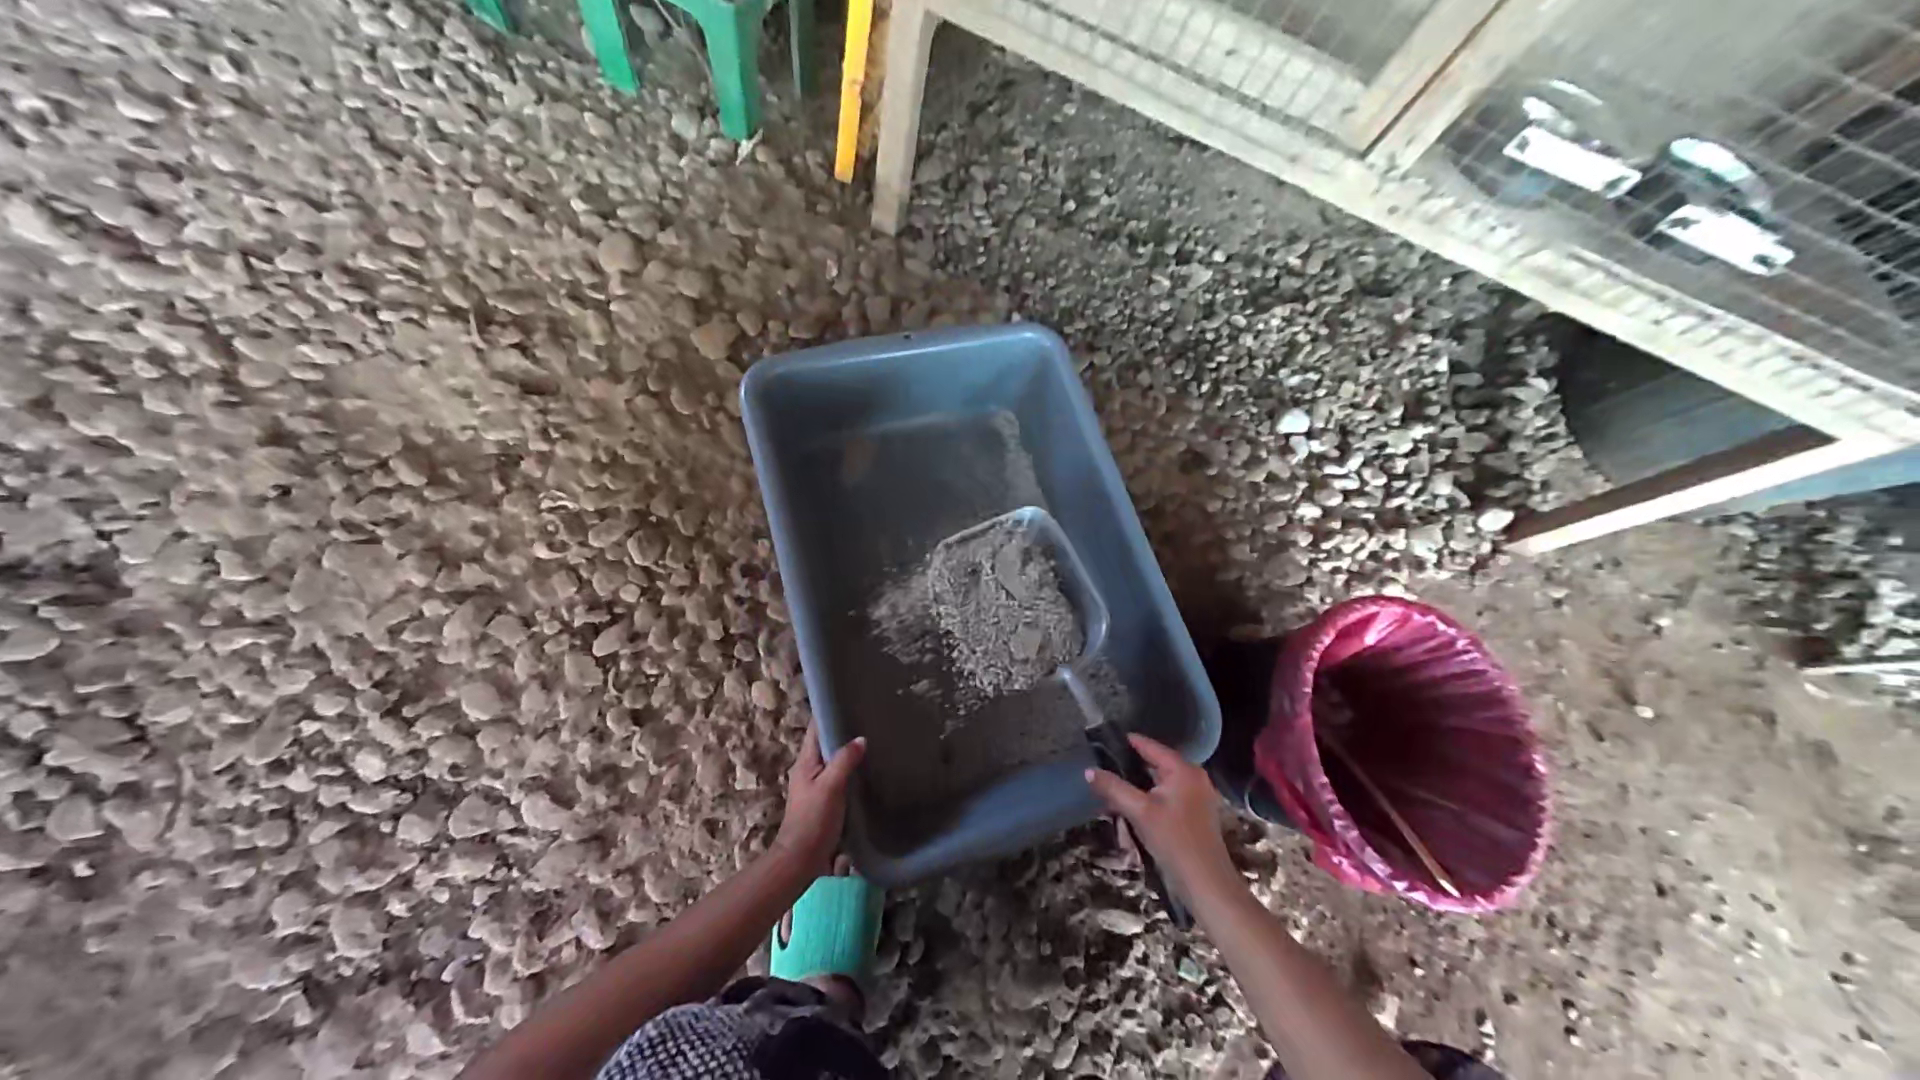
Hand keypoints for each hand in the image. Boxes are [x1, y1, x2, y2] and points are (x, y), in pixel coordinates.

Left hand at [772, 724, 865, 875]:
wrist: (801, 859)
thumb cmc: (813, 820)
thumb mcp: (830, 787)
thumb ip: (844, 761)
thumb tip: (860, 739)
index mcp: (805, 762)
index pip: (815, 729)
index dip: (828, 713)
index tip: (848, 700)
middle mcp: (808, 769)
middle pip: (825, 743)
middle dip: (843, 730)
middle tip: (868, 718)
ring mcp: (815, 785)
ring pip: (833, 760)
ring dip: (848, 750)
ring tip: (872, 740)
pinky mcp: (824, 800)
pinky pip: (839, 775)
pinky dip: (851, 768)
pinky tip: (867, 769)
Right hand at [1086, 733, 1239, 904]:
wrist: (1205, 882)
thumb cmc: (1174, 840)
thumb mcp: (1139, 811)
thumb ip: (1113, 787)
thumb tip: (1089, 770)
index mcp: (1183, 769)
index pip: (1150, 746)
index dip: (1127, 742)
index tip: (1103, 740)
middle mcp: (1193, 777)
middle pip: (1155, 763)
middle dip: (1129, 767)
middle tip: (1103, 767)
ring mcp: (1197, 796)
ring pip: (1160, 782)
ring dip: (1137, 785)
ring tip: (1111, 787)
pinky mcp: (1195, 813)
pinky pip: (1167, 796)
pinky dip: (1149, 797)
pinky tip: (1130, 806)